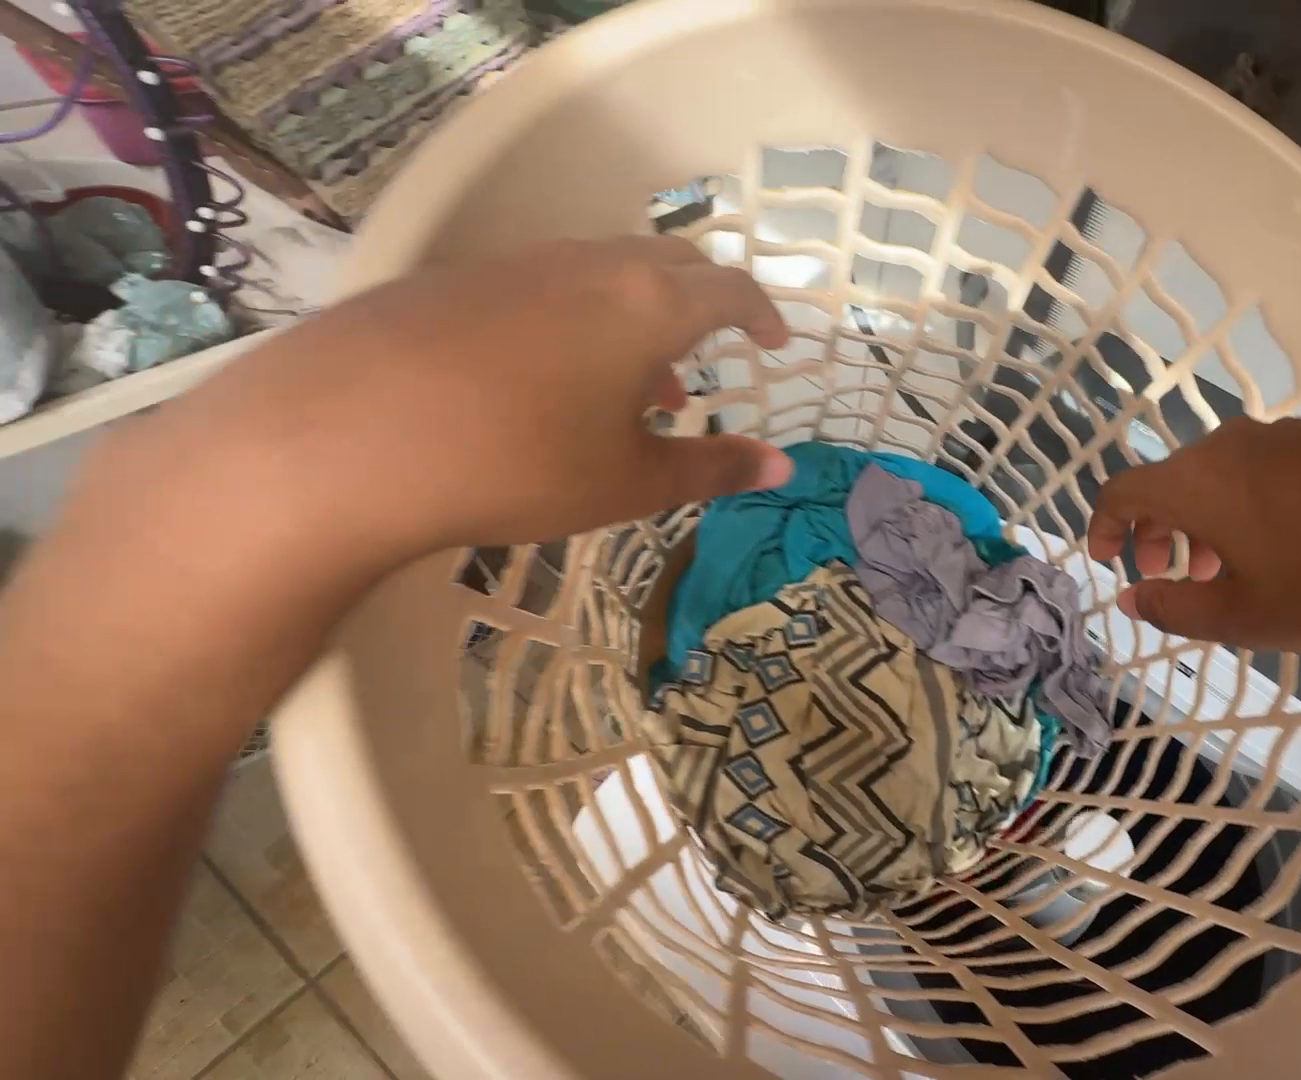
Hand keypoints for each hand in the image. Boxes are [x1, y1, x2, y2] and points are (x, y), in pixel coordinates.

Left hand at [118, 237, 794, 564]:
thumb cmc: (521, 463)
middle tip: (713, 354)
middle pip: (670, 263)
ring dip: (642, 319)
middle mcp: (589, 265)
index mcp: (648, 304)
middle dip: (705, 304)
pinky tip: (556, 384)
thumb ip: (715, 469)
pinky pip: (548, 286)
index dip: (762, 313)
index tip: (775, 343)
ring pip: (606, 274)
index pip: (730, 287)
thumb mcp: (633, 481)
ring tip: (642, 388)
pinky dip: (583, 322)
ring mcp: (517, 266)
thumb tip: (783, 470)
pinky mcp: (456, 282)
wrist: (338, 444)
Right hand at [1087, 416, 1300, 666]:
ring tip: (1229, 567)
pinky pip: (1264, 468)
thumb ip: (1174, 608)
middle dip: (1158, 530)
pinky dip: (1247, 505)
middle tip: (1173, 575)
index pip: (1122, 491)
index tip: (1107, 561)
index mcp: (1198, 481)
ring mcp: (1287, 436)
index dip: (1102, 526)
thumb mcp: (1244, 617)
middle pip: (1171, 480)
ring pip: (1219, 474)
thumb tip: (1132, 598)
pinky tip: (1287, 546)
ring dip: (1204, 519)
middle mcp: (1232, 444)